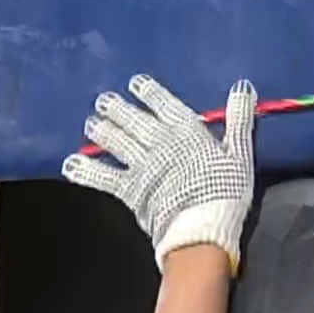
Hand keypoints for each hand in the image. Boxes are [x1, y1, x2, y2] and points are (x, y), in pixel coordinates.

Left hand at [62, 75, 255, 268]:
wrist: (202, 230)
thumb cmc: (226, 192)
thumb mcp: (239, 153)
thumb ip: (239, 119)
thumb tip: (242, 85)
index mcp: (188, 132)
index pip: (165, 106)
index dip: (150, 93)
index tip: (135, 83)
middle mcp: (161, 143)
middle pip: (137, 122)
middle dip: (119, 110)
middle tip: (103, 100)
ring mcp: (143, 166)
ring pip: (119, 143)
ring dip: (104, 132)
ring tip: (91, 123)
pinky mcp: (131, 190)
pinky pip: (105, 177)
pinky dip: (87, 170)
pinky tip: (71, 164)